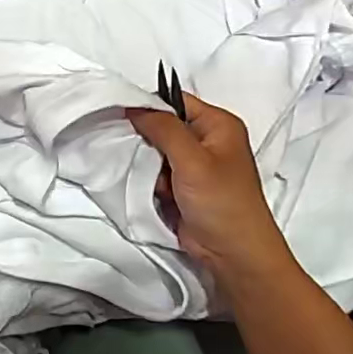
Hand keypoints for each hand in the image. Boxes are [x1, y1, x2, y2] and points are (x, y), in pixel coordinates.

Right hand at [127, 94, 297, 283]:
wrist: (233, 254)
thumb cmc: (221, 202)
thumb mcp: (192, 159)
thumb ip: (163, 128)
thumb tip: (133, 106)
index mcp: (218, 124)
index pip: (174, 100)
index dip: (147, 105)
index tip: (119, 115)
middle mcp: (207, 139)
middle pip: (161, 124)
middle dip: (146, 139)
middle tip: (140, 154)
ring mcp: (194, 163)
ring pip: (154, 149)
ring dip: (147, 163)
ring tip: (155, 180)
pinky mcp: (182, 184)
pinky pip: (155, 170)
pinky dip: (150, 179)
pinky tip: (156, 191)